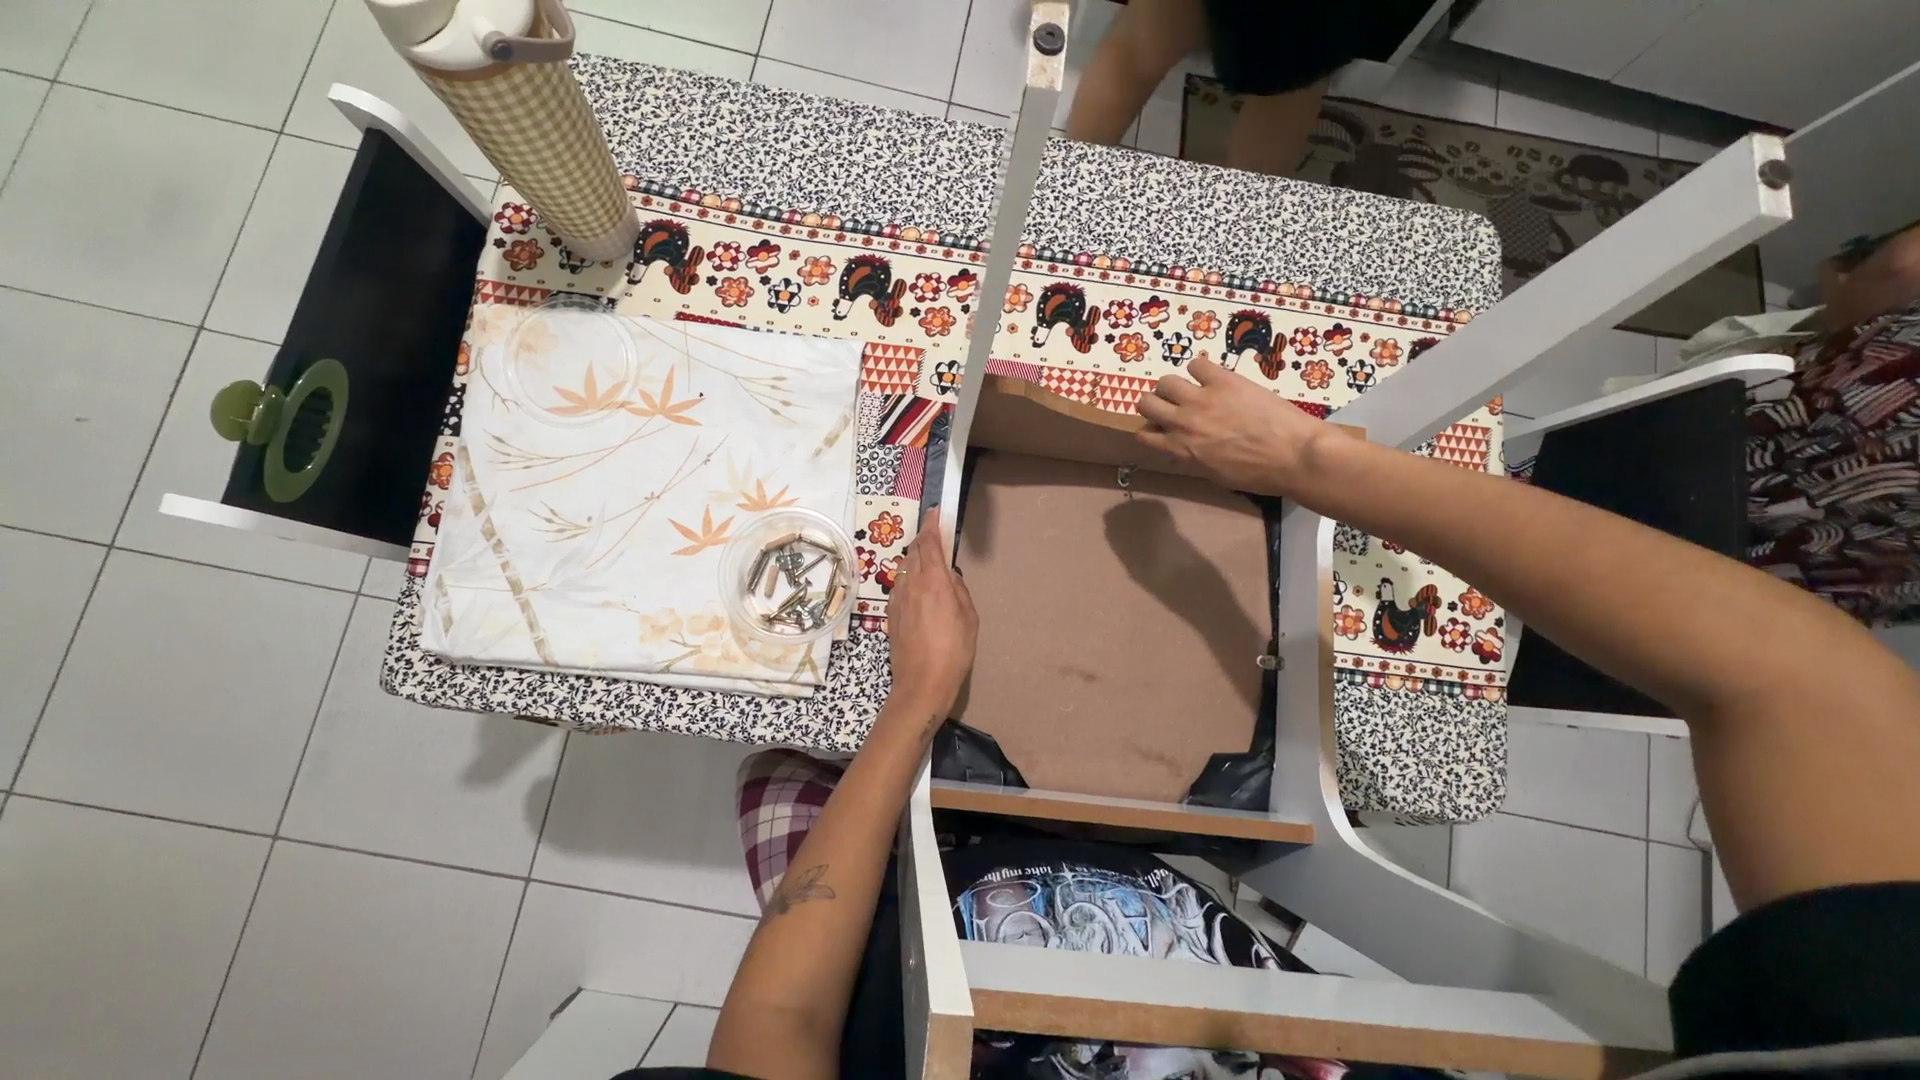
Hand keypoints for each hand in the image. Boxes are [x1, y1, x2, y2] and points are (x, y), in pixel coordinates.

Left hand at [883, 511, 977, 722]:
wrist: (922, 684)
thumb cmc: (954, 652)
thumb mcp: (969, 618)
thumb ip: (959, 591)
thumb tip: (949, 576)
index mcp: (934, 582)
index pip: (930, 543)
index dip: (932, 524)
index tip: (936, 512)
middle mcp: (911, 584)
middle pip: (914, 551)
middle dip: (924, 538)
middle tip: (936, 534)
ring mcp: (897, 599)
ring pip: (904, 568)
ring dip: (916, 558)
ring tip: (929, 562)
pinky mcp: (890, 614)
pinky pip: (899, 585)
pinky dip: (909, 577)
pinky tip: (918, 588)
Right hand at [1135, 356, 1330, 494]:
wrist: (1294, 454)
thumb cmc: (1258, 474)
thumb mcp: (1216, 475)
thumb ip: (1193, 459)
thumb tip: (1185, 450)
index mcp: (1181, 450)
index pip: (1144, 435)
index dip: (1152, 430)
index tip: (1163, 429)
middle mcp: (1183, 422)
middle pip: (1146, 403)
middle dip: (1156, 404)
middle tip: (1174, 406)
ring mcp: (1201, 398)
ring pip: (1166, 381)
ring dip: (1174, 386)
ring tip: (1192, 390)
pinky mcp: (1223, 380)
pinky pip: (1197, 365)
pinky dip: (1201, 371)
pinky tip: (1214, 379)